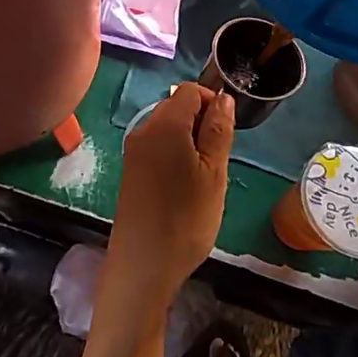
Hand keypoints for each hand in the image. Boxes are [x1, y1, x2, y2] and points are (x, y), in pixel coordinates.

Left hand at [108, 83, 235, 298]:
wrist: (144, 265)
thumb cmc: (187, 218)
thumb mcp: (214, 172)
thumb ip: (218, 130)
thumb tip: (223, 98)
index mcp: (164, 125)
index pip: (190, 91)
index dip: (213, 102)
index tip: (227, 133)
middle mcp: (143, 130)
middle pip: (176, 106)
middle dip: (201, 122)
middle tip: (218, 159)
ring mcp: (133, 151)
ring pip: (168, 128)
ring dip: (190, 140)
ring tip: (203, 176)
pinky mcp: (131, 171)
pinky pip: (157, 147)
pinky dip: (175, 155)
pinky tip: (185, 186)